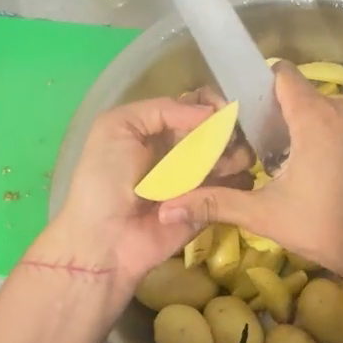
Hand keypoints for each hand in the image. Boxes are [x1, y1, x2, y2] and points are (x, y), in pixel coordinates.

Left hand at [46, 94, 248, 281]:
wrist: (106, 239)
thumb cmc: (104, 180)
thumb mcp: (117, 127)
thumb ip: (161, 109)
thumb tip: (211, 112)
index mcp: (162, 128)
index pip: (199, 105)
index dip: (214, 104)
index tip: (221, 109)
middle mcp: (186, 150)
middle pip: (222, 129)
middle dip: (227, 130)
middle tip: (222, 139)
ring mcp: (202, 178)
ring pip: (235, 155)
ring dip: (231, 154)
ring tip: (216, 166)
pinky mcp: (214, 205)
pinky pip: (238, 187)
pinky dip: (237, 181)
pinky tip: (224, 183)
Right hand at [157, 65, 342, 280]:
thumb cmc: (325, 227)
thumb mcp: (265, 215)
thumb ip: (215, 203)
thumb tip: (166, 207)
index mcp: (314, 116)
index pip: (279, 74)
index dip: (252, 85)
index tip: (232, 111)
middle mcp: (337, 109)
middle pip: (292, 92)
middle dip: (265, 111)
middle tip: (240, 142)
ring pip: (310, 108)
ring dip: (287, 125)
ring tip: (262, 158)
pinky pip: (327, 122)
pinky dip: (307, 134)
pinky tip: (292, 168)